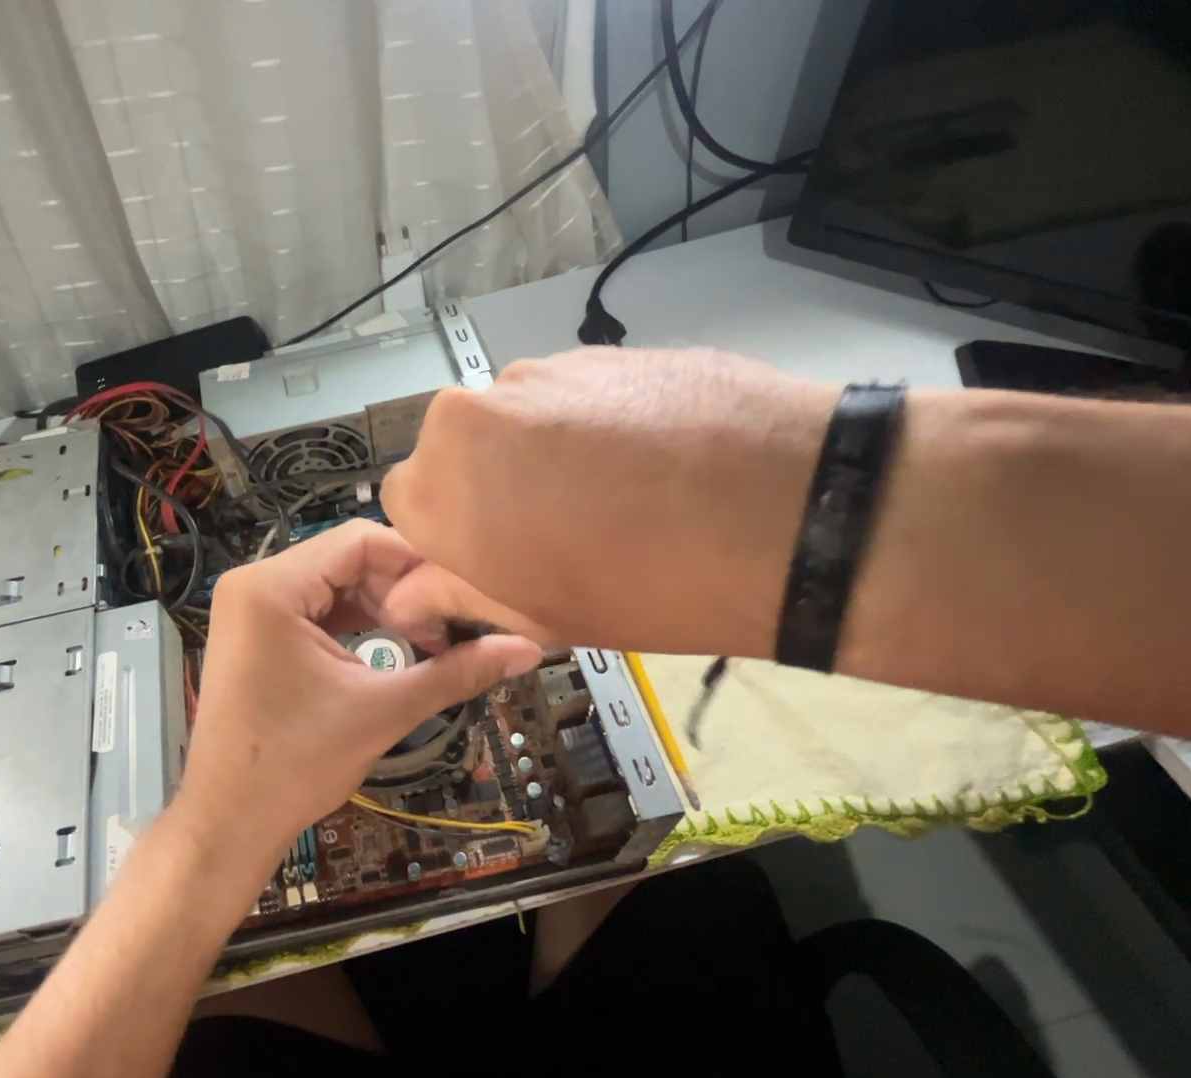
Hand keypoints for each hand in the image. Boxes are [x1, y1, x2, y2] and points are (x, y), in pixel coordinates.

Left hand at [175, 521, 542, 875]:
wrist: (229, 821)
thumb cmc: (298, 763)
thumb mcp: (383, 710)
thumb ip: (457, 672)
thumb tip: (530, 648)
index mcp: (271, 587)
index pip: (361, 541)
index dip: (418, 562)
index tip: (461, 595)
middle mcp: (254, 582)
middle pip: (347, 559)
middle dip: (403, 591)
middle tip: (449, 628)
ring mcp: (250, 608)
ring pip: (335, 583)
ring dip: (383, 608)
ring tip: (428, 642)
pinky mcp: (255, 632)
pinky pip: (315, 608)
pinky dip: (355, 622)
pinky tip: (390, 648)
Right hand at [381, 347, 837, 656]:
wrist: (786, 509)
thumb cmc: (647, 586)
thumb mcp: (539, 613)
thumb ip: (457, 594)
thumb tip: (404, 600)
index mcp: (440, 487)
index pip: (405, 505)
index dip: (448, 535)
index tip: (493, 557)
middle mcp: (471, 415)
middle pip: (456, 454)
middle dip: (489, 489)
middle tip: (555, 530)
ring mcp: (538, 373)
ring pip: (512, 420)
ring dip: (539, 454)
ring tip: (613, 494)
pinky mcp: (597, 352)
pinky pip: (566, 396)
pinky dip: (587, 425)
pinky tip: (644, 459)